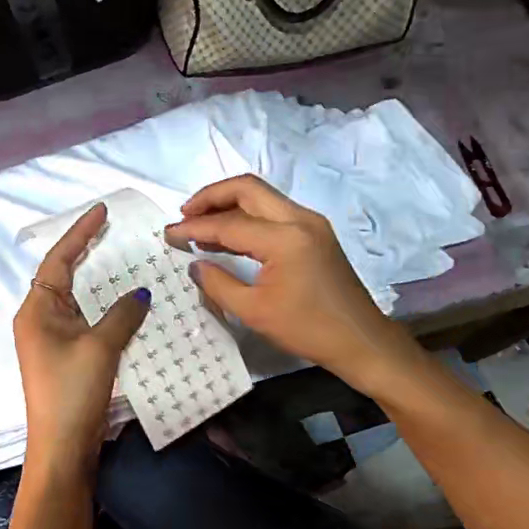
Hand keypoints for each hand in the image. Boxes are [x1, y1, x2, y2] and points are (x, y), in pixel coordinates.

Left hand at [14, 203, 150, 479]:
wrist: (62, 446)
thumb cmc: (72, 391)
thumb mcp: (100, 347)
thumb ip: (122, 314)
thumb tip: (140, 293)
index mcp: (36, 310)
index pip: (57, 260)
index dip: (80, 233)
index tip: (101, 211)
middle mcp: (39, 319)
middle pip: (63, 276)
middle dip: (87, 252)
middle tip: (114, 231)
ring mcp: (51, 340)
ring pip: (77, 300)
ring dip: (98, 282)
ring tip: (124, 260)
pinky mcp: (66, 357)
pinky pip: (86, 322)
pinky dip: (104, 309)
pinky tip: (127, 306)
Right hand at [166, 174, 417, 390]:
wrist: (360, 340)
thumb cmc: (306, 329)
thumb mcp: (254, 312)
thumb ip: (218, 283)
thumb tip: (195, 264)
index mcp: (285, 238)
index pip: (229, 223)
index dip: (194, 227)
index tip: (168, 234)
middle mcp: (299, 219)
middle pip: (247, 188)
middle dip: (211, 197)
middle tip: (184, 215)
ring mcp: (311, 223)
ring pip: (262, 196)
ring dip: (229, 203)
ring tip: (200, 223)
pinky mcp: (316, 233)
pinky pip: (274, 211)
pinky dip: (247, 215)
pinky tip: (229, 235)